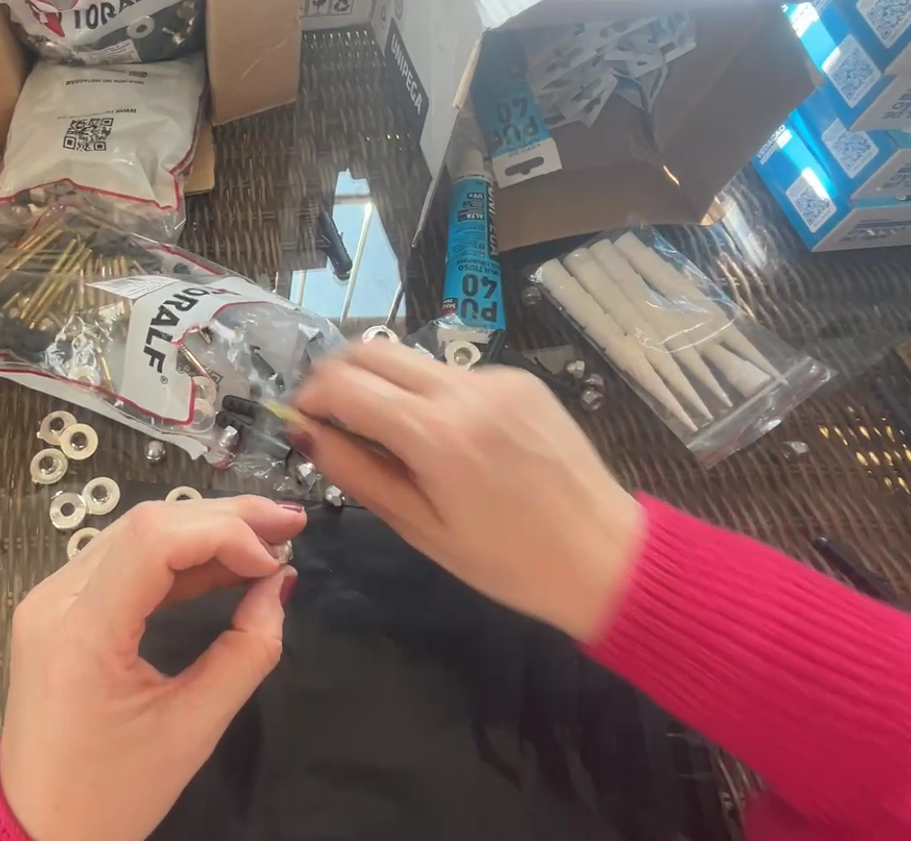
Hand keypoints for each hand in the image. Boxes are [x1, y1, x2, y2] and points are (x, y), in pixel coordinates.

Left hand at [0, 496, 303, 840]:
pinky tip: (226, 560)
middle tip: (289, 525)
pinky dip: (180, 555)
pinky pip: (126, 559)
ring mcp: (52, 594)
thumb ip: (245, 652)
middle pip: (147, 524)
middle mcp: (55, 595)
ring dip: (205, 529)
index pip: (152, 541)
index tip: (275, 560)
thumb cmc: (110, 794)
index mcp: (80, 631)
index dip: (222, 532)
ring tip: (267, 536)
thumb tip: (280, 584)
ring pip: (137, 532)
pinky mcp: (60, 601)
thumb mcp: (191, 732)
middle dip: (225, 519)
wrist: (33, 829)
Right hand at [290, 341, 643, 641]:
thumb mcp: (418, 527)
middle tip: (330, 416)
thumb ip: (355, 471)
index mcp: (435, 434)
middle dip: (336, 376)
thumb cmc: (505, 560)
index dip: (309, 396)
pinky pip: (449, 373)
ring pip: (408, 357)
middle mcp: (462, 389)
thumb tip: (305, 433)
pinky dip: (425, 392)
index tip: (302, 420)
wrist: (608, 557)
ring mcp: (494, 377)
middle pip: (370, 351)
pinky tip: (445, 435)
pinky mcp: (518, 378)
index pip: (343, 384)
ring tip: (385, 430)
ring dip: (379, 382)